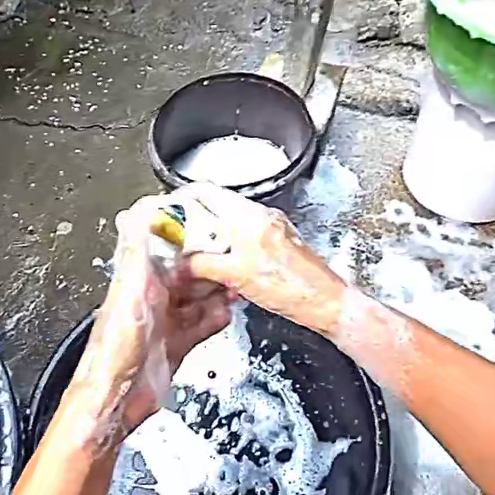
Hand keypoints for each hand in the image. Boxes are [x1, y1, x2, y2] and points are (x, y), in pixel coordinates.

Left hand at [72, 194, 233, 431]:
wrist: (116, 401)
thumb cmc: (114, 352)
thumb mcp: (130, 290)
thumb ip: (137, 248)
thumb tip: (142, 208)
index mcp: (137, 279)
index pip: (163, 245)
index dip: (186, 234)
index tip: (209, 224)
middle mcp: (150, 298)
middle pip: (186, 272)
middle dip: (211, 266)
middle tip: (233, 260)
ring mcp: (163, 322)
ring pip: (197, 298)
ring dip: (217, 292)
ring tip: (236, 286)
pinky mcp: (174, 344)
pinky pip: (200, 325)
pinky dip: (215, 318)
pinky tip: (226, 314)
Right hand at [176, 182, 347, 333]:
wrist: (327, 303)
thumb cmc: (291, 289)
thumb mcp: (235, 278)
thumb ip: (202, 266)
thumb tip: (179, 264)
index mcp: (247, 217)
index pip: (206, 191)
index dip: (182, 198)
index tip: (167, 211)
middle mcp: (261, 216)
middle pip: (217, 207)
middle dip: (194, 220)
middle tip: (177, 237)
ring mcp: (272, 228)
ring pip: (231, 222)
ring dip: (212, 235)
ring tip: (196, 254)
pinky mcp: (279, 242)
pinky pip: (246, 236)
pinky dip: (230, 245)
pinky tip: (224, 265)